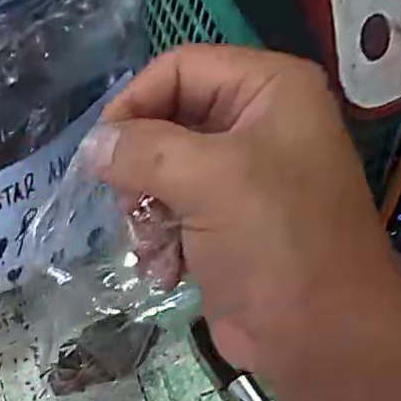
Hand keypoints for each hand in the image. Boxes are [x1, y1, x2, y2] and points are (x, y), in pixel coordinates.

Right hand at [78, 45, 400, 372]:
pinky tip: (166, 271)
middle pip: (159, 128)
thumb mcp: (211, 181)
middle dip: (136, 175)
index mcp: (265, 92)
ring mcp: (232, 181)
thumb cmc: (276, 243)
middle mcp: (248, 128)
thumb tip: (89, 147)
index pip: (176, 69)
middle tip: (134, 211)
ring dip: (142, 219)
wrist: (311, 330)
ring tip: (155, 249)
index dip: (131, 106)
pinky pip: (162, 219)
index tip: (98, 158)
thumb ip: (145, 153)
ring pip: (152, 179)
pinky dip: (155, 246)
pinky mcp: (216, 227)